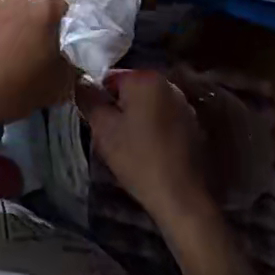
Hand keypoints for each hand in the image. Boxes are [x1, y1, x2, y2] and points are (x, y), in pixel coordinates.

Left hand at [0, 0, 74, 131]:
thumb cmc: (19, 86)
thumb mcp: (59, 83)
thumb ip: (73, 63)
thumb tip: (72, 57)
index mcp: (44, 9)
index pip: (64, 11)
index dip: (66, 29)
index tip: (63, 47)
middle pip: (38, 8)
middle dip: (41, 25)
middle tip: (40, 49)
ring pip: (15, 11)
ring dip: (18, 24)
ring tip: (15, 49)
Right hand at [77, 70, 211, 222]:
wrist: (182, 197)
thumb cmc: (138, 158)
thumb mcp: (103, 128)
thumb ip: (89, 99)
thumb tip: (81, 82)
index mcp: (146, 78)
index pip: (110, 77)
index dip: (98, 99)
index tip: (96, 122)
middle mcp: (168, 85)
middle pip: (130, 91)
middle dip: (118, 109)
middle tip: (109, 136)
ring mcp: (184, 106)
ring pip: (147, 106)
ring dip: (136, 120)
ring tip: (129, 148)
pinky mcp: (194, 127)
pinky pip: (164, 120)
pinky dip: (153, 131)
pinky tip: (149, 153)